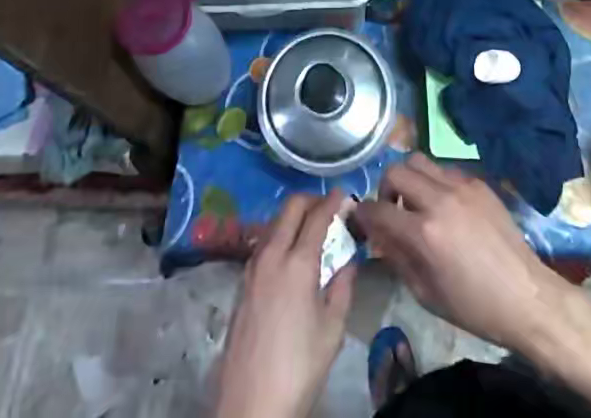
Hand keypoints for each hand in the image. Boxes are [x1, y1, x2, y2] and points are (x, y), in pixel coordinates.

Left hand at [214, 192, 355, 417]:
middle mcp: (271, 256)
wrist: (251, 403)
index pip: (316, 216)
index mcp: (297, 263)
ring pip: (274, 224)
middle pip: (289, 209)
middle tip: (330, 208)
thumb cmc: (300, 366)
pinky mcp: (242, 283)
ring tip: (313, 229)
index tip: (346, 194)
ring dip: (294, 217)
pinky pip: (264, 244)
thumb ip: (342, 285)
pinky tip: (292, 254)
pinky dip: (280, 235)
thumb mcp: (333, 327)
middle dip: (311, 200)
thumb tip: (348, 259)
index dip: (333, 201)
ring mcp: (252, 268)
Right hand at [351, 155, 574, 352]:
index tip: (361, 220)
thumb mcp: (424, 291)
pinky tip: (443, 205)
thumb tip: (376, 234)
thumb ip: (396, 256)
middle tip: (391, 210)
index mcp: (424, 231)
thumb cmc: (473, 306)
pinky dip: (435, 181)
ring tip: (416, 203)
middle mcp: (441, 199)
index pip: (378, 209)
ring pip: (421, 161)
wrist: (526, 297)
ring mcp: (463, 187)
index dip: (362, 213)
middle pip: (396, 171)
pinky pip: (446, 169)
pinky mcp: (480, 184)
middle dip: (385, 189)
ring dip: (410, 178)